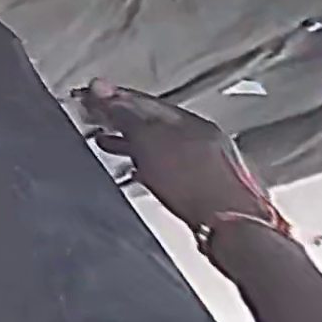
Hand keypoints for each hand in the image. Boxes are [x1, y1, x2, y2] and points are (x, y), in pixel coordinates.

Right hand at [78, 79, 278, 230]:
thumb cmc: (195, 184)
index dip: (109, 96)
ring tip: (107, 142)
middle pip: (151, 121)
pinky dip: (148, 162)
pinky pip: (170, 164)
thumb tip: (101, 89)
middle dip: (118, 118)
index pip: (140, 99)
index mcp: (192, 122)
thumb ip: (120, 112)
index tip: (86, 97)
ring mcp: (211, 164)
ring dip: (130, 141)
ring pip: (160, 143)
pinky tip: (138, 169)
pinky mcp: (210, 187)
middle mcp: (206, 139)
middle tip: (93, 116)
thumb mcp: (145, 140)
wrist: (235, 232)